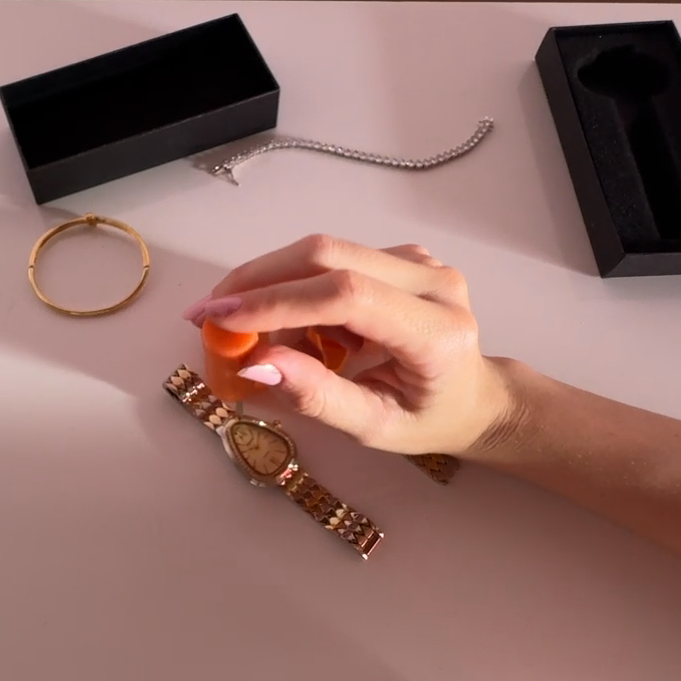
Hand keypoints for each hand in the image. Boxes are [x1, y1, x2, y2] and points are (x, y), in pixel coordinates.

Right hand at [183, 235, 518, 459]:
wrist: (474, 396)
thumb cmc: (428, 420)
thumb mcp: (374, 427)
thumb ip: (318, 398)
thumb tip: (256, 364)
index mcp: (435, 329)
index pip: (345, 295)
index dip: (275, 302)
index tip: (217, 319)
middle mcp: (432, 280)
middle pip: (326, 255)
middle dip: (256, 281)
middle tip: (206, 314)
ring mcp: (416, 260)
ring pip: (321, 252)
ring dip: (268, 284)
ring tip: (242, 329)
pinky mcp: (397, 255)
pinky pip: (329, 260)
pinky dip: (290, 286)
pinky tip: (282, 321)